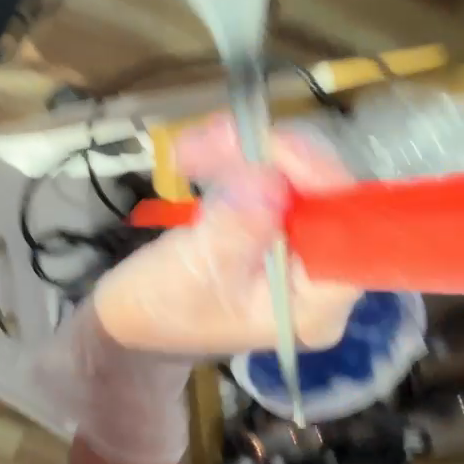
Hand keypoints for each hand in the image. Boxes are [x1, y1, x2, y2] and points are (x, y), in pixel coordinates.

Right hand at [39, 117, 362, 463]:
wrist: (119, 330)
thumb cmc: (148, 313)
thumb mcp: (186, 272)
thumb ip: (233, 227)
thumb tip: (267, 176)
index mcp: (314, 303)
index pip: (345, 228)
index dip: (316, 179)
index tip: (271, 147)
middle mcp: (321, 279)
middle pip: (323, 202)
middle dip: (272, 162)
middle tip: (216, 133)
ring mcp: (298, 258)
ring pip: (295, 190)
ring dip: (249, 158)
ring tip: (196, 144)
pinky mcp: (272, 239)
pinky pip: (271, 194)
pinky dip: (240, 170)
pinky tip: (204, 156)